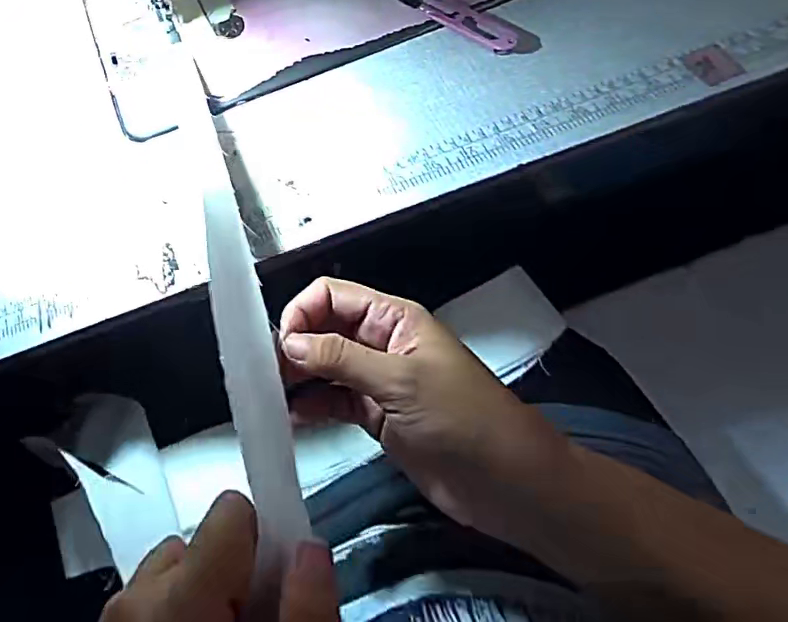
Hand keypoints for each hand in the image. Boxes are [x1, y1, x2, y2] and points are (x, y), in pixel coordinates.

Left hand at [101, 491, 337, 621]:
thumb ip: (304, 612)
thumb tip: (311, 547)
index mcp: (177, 593)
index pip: (229, 511)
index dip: (263, 544)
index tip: (281, 580)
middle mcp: (135, 593)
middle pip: (203, 543)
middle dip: (234, 580)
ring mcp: (115, 611)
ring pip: (176, 571)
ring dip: (205, 598)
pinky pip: (153, 596)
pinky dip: (179, 612)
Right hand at [278, 278, 573, 538]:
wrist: (518, 491)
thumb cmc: (467, 422)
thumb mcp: (401, 381)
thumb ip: (340, 357)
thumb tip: (288, 342)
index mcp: (392, 319)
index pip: (331, 296)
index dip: (303, 312)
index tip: (283, 342)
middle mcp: (380, 343)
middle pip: (322, 328)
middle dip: (294, 344)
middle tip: (270, 370)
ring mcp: (377, 379)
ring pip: (323, 364)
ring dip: (298, 374)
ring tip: (274, 392)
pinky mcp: (376, 414)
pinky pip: (333, 399)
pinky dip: (312, 404)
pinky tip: (294, 415)